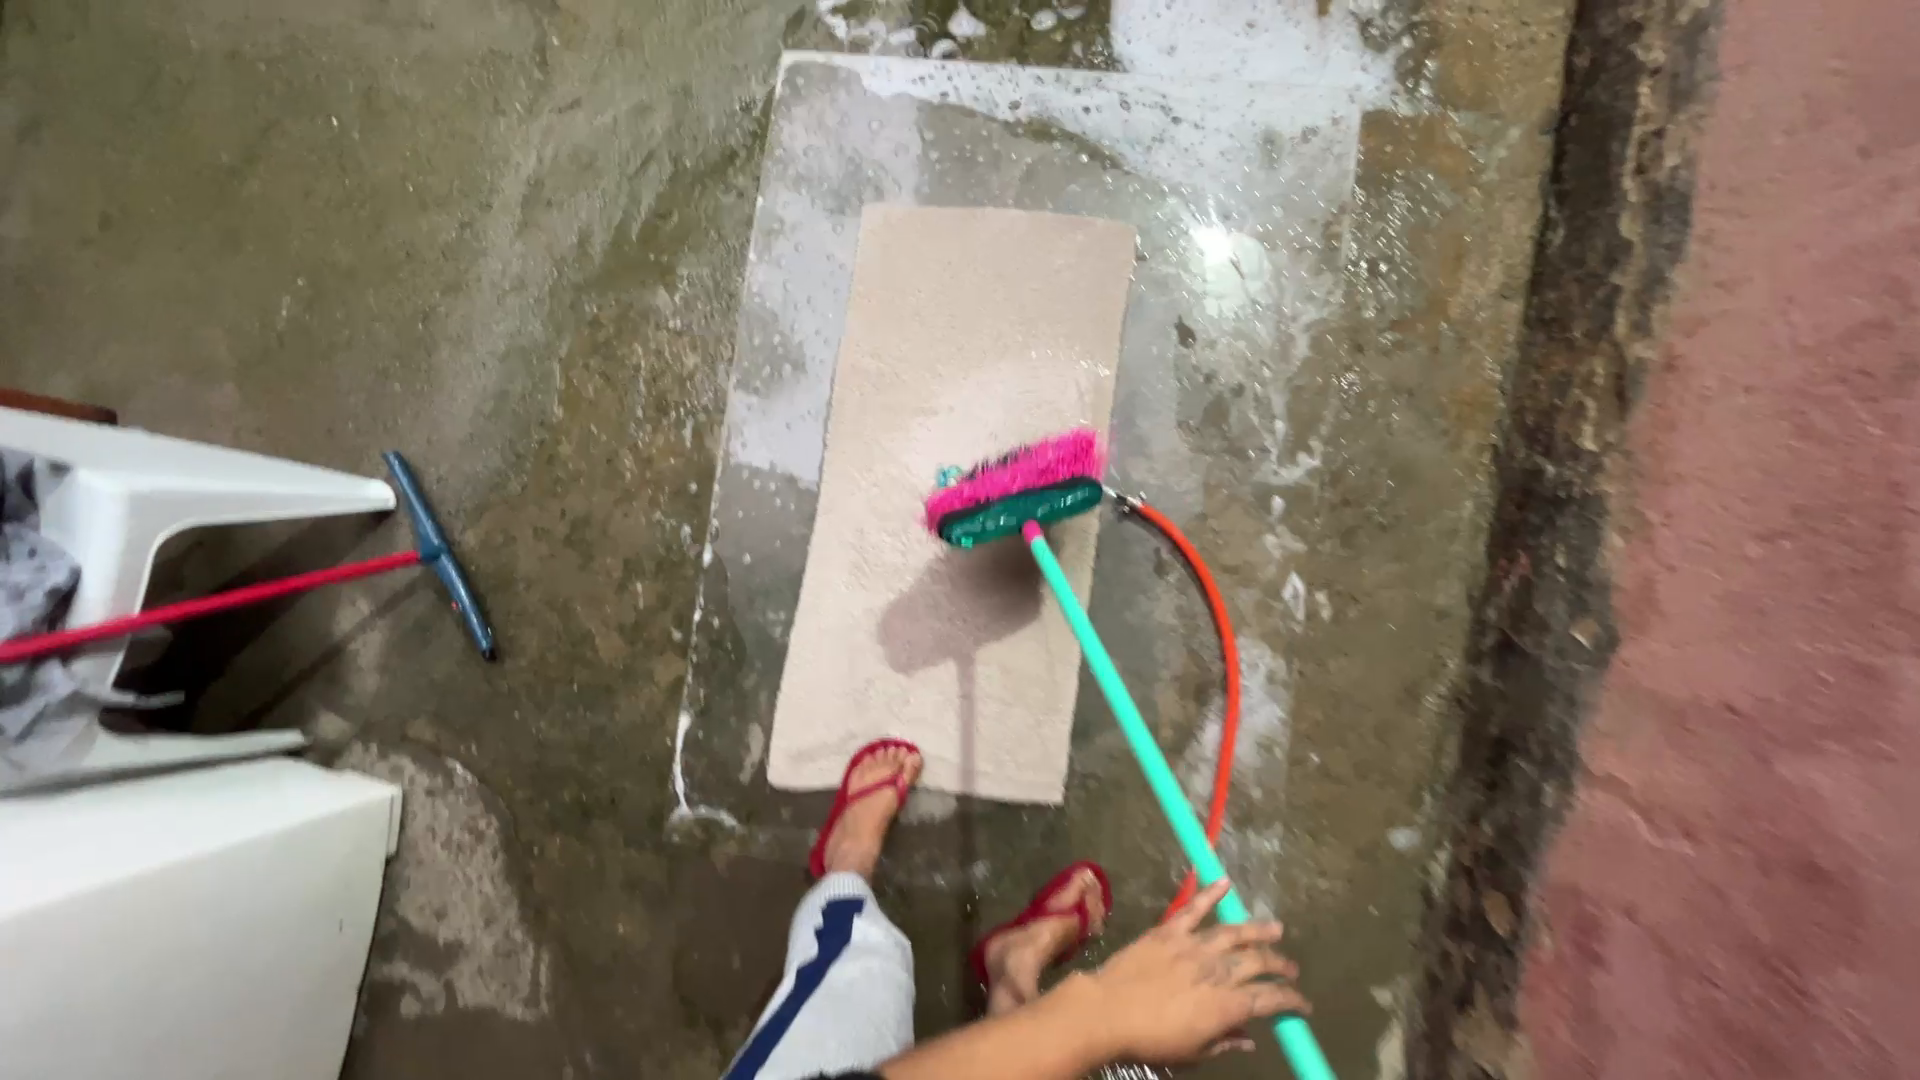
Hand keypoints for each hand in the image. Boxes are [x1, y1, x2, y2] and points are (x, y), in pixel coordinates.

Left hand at [1081, 880, 1307, 1064]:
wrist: (1109, 1010)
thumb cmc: (1151, 1039)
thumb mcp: (1194, 1053)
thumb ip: (1225, 1042)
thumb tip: (1249, 1038)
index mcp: (1226, 1005)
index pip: (1269, 999)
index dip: (1291, 1001)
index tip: (1303, 1004)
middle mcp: (1216, 971)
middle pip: (1256, 962)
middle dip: (1279, 965)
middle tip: (1292, 967)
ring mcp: (1192, 946)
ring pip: (1233, 933)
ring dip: (1257, 930)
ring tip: (1276, 928)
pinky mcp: (1169, 930)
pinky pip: (1194, 908)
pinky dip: (1210, 893)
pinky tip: (1225, 882)